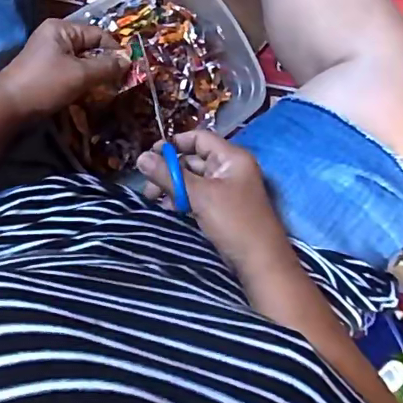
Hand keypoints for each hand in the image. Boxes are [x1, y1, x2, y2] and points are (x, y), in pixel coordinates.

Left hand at [0, 19, 128, 119]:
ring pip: (80, 61)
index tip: (129, 70)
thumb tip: (128, 60)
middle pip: (89, 46)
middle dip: (105, 64)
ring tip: (107, 89)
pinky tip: (88, 93)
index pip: (98, 34)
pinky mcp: (44, 71)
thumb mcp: (80, 74)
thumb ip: (106, 66)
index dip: (115, 51)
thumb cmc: (45, 84)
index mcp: (61, 28)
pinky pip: (70, 71)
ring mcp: (48, 53)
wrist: (7, 107)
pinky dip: (81, 80)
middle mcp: (54, 36)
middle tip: (120, 82)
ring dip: (93, 74)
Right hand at [137, 130, 295, 278]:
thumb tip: (141, 157)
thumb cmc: (233, 221)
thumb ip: (169, 175)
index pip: (198, 138)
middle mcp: (230, 169)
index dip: (174, 143)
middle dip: (168, 169)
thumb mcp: (198, 195)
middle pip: (192, 159)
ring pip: (192, 179)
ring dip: (172, 185)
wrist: (261, 263)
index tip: (151, 155)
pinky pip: (197, 195)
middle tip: (148, 184)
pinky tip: (167, 207)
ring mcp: (226, 189)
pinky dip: (182, 198)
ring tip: (153, 197)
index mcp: (231, 158)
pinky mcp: (222, 207)